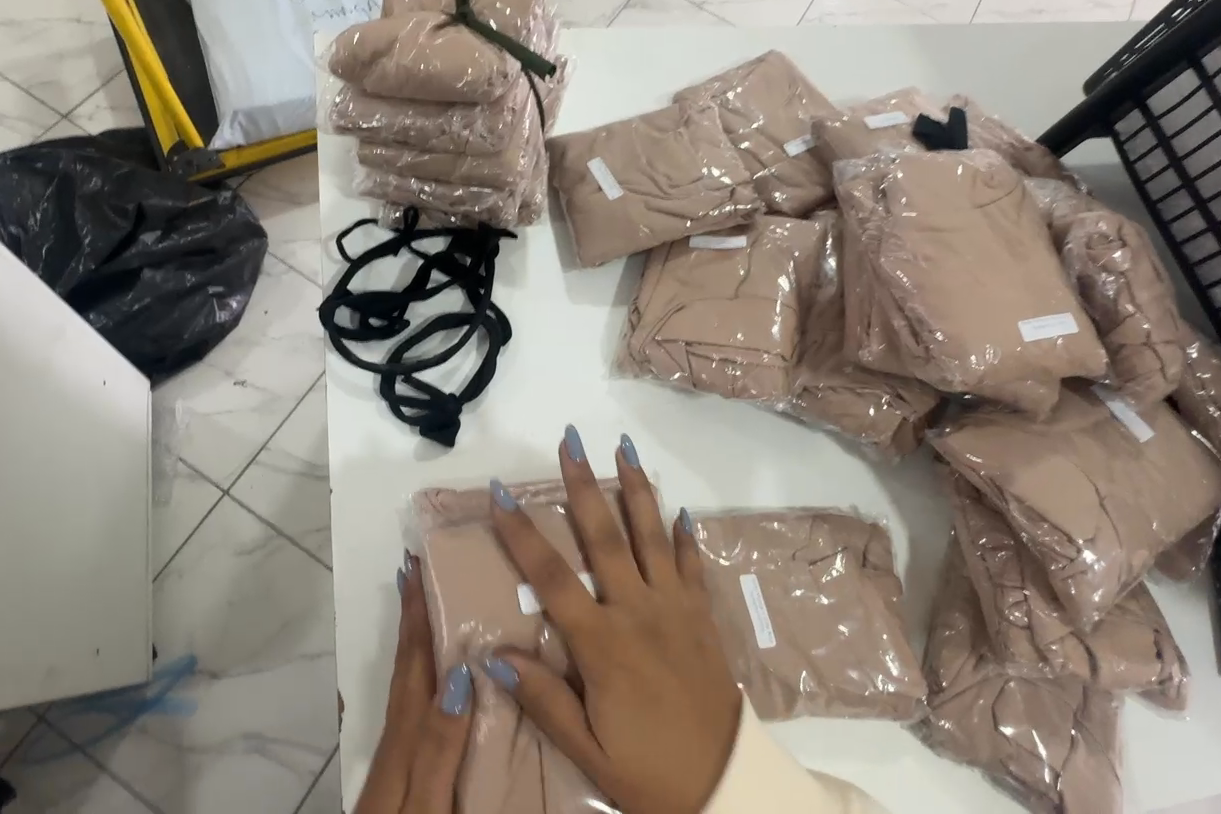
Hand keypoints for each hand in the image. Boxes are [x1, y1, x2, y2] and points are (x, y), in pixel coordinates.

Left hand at [354, 554, 474, 813]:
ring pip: (411, 686)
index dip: (416, 612)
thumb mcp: (427, 803)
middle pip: (408, 667)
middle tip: (422, 568)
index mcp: (408, 738)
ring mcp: (400, 759)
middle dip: (414, 615)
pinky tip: (442, 684)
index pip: (416, 663)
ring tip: (433, 606)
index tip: (417, 561)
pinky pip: (417, 711)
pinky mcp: (405, 778)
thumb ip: (441, 743)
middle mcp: (401, 739)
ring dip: (419, 642)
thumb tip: (460, 670)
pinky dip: (424, 681)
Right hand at [485, 427, 742, 813]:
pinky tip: (681, 508)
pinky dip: (685, 535)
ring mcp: (675, 608)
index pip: (552, 578)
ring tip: (623, 448)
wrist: (728, 785)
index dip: (522, 534)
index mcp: (601, 644)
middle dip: (584, 485)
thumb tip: (493, 656)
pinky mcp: (702, 616)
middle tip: (570, 441)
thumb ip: (544, 699)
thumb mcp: (587, 751)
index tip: (500, 494)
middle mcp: (637, 611)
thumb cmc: (649, 771)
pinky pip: (692, 565)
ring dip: (636, 489)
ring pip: (651, 536)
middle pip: (604, 538)